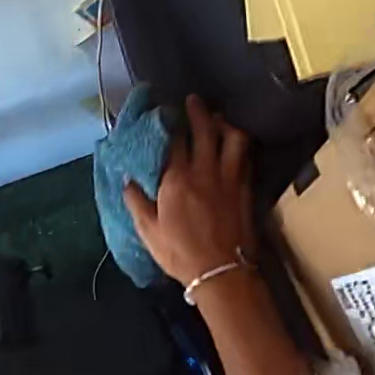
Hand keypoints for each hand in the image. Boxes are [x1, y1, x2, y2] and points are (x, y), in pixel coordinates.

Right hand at [123, 95, 255, 285]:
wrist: (221, 274)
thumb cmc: (179, 252)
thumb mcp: (147, 229)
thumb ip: (136, 201)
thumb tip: (128, 180)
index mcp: (177, 178)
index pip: (174, 140)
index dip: (170, 123)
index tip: (165, 112)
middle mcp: (205, 171)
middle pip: (205, 130)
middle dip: (198, 111)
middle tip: (193, 100)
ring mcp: (230, 179)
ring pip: (233, 139)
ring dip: (225, 125)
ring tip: (219, 120)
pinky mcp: (246, 190)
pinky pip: (245, 158)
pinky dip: (239, 146)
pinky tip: (234, 147)